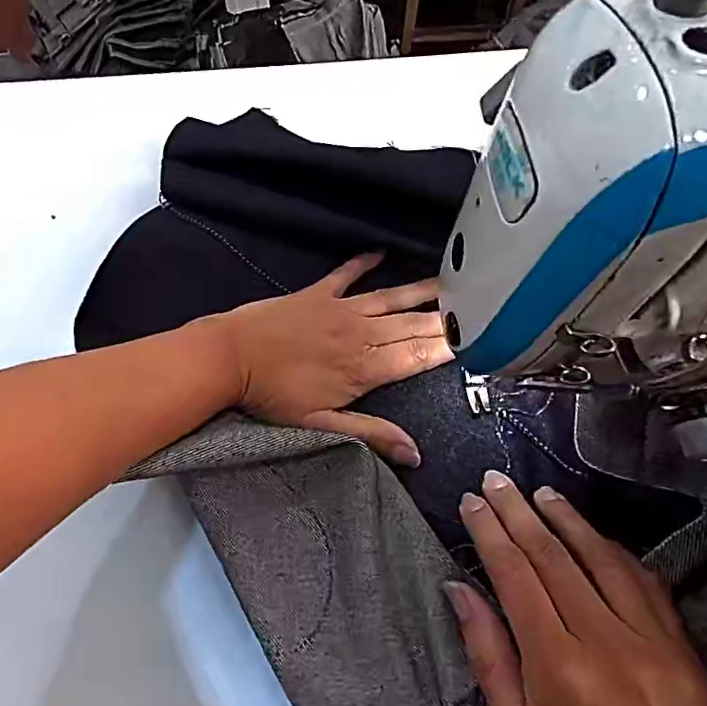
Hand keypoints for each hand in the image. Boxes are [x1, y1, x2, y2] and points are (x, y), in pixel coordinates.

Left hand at [211, 252, 451, 465]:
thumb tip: (414, 453)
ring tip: (448, 282)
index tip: (475, 339)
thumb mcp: (320, 424)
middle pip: (411, 325)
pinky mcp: (319, 293)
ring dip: (420, 290)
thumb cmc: (274, 395)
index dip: (447, 348)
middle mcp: (361, 333)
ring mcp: (341, 308)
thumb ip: (371, 434)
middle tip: (477, 307)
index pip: (417, 356)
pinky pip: (347, 274)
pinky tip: (379, 252)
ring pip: (390, 298)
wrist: (229, 357)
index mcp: (364, 367)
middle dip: (445, 318)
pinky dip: (362, 263)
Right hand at [446, 472, 706, 705]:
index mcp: (557, 667)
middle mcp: (603, 639)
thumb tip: (459, 592)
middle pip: (550, 555)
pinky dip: (614, 548)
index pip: (514, 574)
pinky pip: (642, 577)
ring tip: (541, 493)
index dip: (489, 532)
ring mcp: (647, 635)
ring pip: (598, 555)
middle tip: (496, 481)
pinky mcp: (679, 640)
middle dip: (518, 511)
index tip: (473, 503)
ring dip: (566, 517)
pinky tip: (597, 534)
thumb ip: (489, 659)